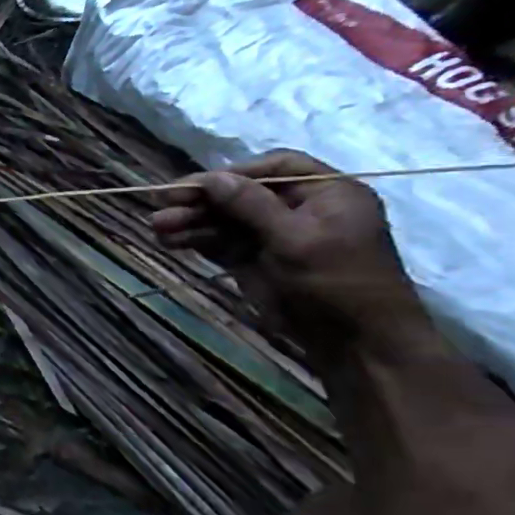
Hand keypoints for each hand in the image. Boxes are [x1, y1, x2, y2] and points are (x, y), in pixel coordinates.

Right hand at [150, 150, 427, 349]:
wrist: (357, 346)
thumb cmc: (337, 283)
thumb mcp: (295, 238)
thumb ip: (251, 205)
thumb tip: (210, 178)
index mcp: (327, 192)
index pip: (275, 167)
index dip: (233, 173)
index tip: (196, 184)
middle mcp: (300, 209)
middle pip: (243, 194)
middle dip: (203, 201)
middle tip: (162, 203)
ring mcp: (277, 237)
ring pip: (227, 221)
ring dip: (192, 222)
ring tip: (157, 226)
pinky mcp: (258, 263)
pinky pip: (223, 244)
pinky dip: (198, 241)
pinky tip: (170, 240)